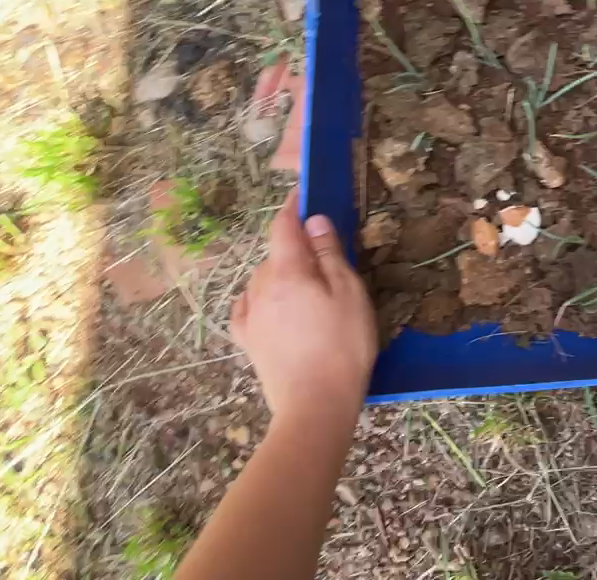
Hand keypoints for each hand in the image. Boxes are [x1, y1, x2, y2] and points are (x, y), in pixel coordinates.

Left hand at [231, 190, 378, 429]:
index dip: (293, 206)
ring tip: (310, 284)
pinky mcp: (247, 341)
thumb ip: (330, 254)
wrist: (315, 404)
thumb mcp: (349, 291)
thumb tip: (313, 221)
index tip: (304, 192)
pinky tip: (271, 303)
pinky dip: (260, 296)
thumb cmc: (342, 343)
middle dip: (296, 245)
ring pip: (263, 279)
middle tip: (327, 252)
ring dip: (282, 271)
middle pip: (276, 253)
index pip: (284, 227)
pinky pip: (248, 306)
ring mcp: (250, 316)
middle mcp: (260, 288)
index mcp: (287, 271)